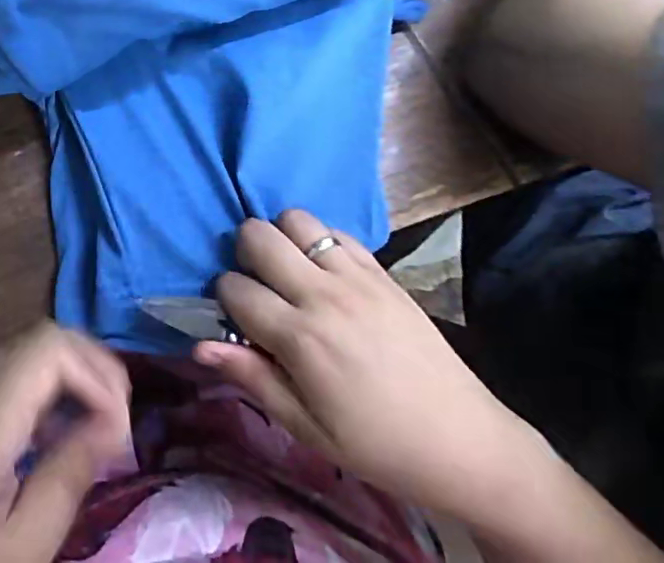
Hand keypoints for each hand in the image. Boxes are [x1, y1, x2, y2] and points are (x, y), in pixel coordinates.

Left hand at [0, 323, 131, 562]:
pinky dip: (44, 385)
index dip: (98, 373)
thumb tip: (114, 424)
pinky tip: (54, 431)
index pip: (53, 345)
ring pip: (29, 349)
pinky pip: (9, 369)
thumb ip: (69, 476)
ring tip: (97, 425)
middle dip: (92, 368)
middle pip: (45, 338)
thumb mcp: (19, 545)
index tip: (120, 428)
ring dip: (71, 376)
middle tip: (119, 422)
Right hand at [197, 211, 545, 519]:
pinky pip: (337, 231)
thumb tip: (199, 345)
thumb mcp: (307, 427)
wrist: (464, 441)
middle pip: (258, 235)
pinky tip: (325, 271)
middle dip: (244, 254)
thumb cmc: (376, 444)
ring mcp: (356, 276)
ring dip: (282, 238)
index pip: (234, 287)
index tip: (237, 318)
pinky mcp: (382, 271)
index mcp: (300, 338)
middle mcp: (323, 295)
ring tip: (290, 271)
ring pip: (296, 219)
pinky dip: (319, 241)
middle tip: (258, 286)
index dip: (225, 298)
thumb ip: (252, 378)